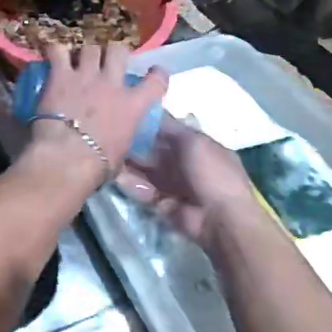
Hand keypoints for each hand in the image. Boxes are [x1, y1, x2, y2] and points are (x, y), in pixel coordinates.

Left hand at [26, 43, 168, 187]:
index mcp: (133, 105)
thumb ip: (122, 140)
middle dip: (113, 53)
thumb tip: (117, 144)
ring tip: (78, 61)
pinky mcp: (60, 75)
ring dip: (85, 53)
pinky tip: (52, 57)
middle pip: (118, 50)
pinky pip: (57, 51)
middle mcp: (112, 84)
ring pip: (90, 48)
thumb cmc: (97, 165)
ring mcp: (86, 76)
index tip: (153, 73)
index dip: (156, 74)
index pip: (156, 81)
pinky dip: (54, 52)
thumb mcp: (121, 155)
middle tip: (105, 62)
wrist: (68, 158)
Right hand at [119, 116, 269, 245]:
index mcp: (200, 147)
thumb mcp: (194, 141)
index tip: (129, 116)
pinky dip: (134, 185)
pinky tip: (119, 177)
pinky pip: (146, 191)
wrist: (220, 220)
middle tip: (114, 136)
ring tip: (111, 156)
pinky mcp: (165, 204)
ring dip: (132, 165)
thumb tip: (151, 111)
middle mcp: (188, 165)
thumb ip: (171, 127)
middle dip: (137, 145)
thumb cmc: (212, 174)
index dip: (152, 125)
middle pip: (157, 152)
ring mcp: (176, 186)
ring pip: (148, 172)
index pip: (172, 132)